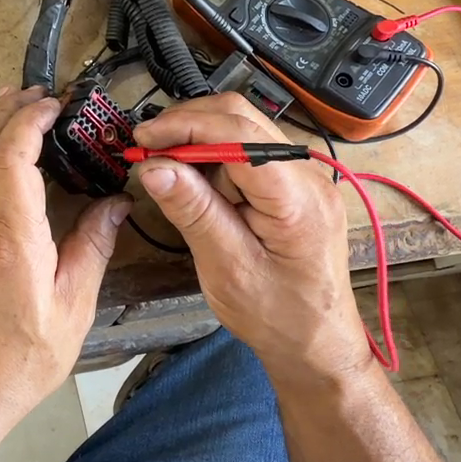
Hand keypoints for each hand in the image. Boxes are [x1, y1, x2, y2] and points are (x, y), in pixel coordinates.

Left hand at [0, 87, 132, 444]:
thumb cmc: (20, 356)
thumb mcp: (72, 308)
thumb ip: (92, 248)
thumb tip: (115, 203)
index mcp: (11, 235)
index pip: (10, 155)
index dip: (30, 119)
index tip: (57, 102)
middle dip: (9, 109)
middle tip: (41, 91)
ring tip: (27, 108)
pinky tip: (14, 157)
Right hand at [129, 93, 371, 387]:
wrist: (318, 345)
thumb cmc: (277, 317)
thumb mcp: (227, 269)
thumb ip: (194, 212)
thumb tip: (153, 167)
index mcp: (298, 197)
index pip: (237, 134)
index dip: (184, 126)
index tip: (142, 139)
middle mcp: (308, 173)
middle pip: (240, 117)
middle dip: (186, 124)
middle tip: (147, 148)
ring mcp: (303, 173)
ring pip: (240, 126)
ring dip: (197, 138)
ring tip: (166, 167)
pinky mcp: (292, 180)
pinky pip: (246, 148)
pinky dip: (211, 153)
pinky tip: (193, 178)